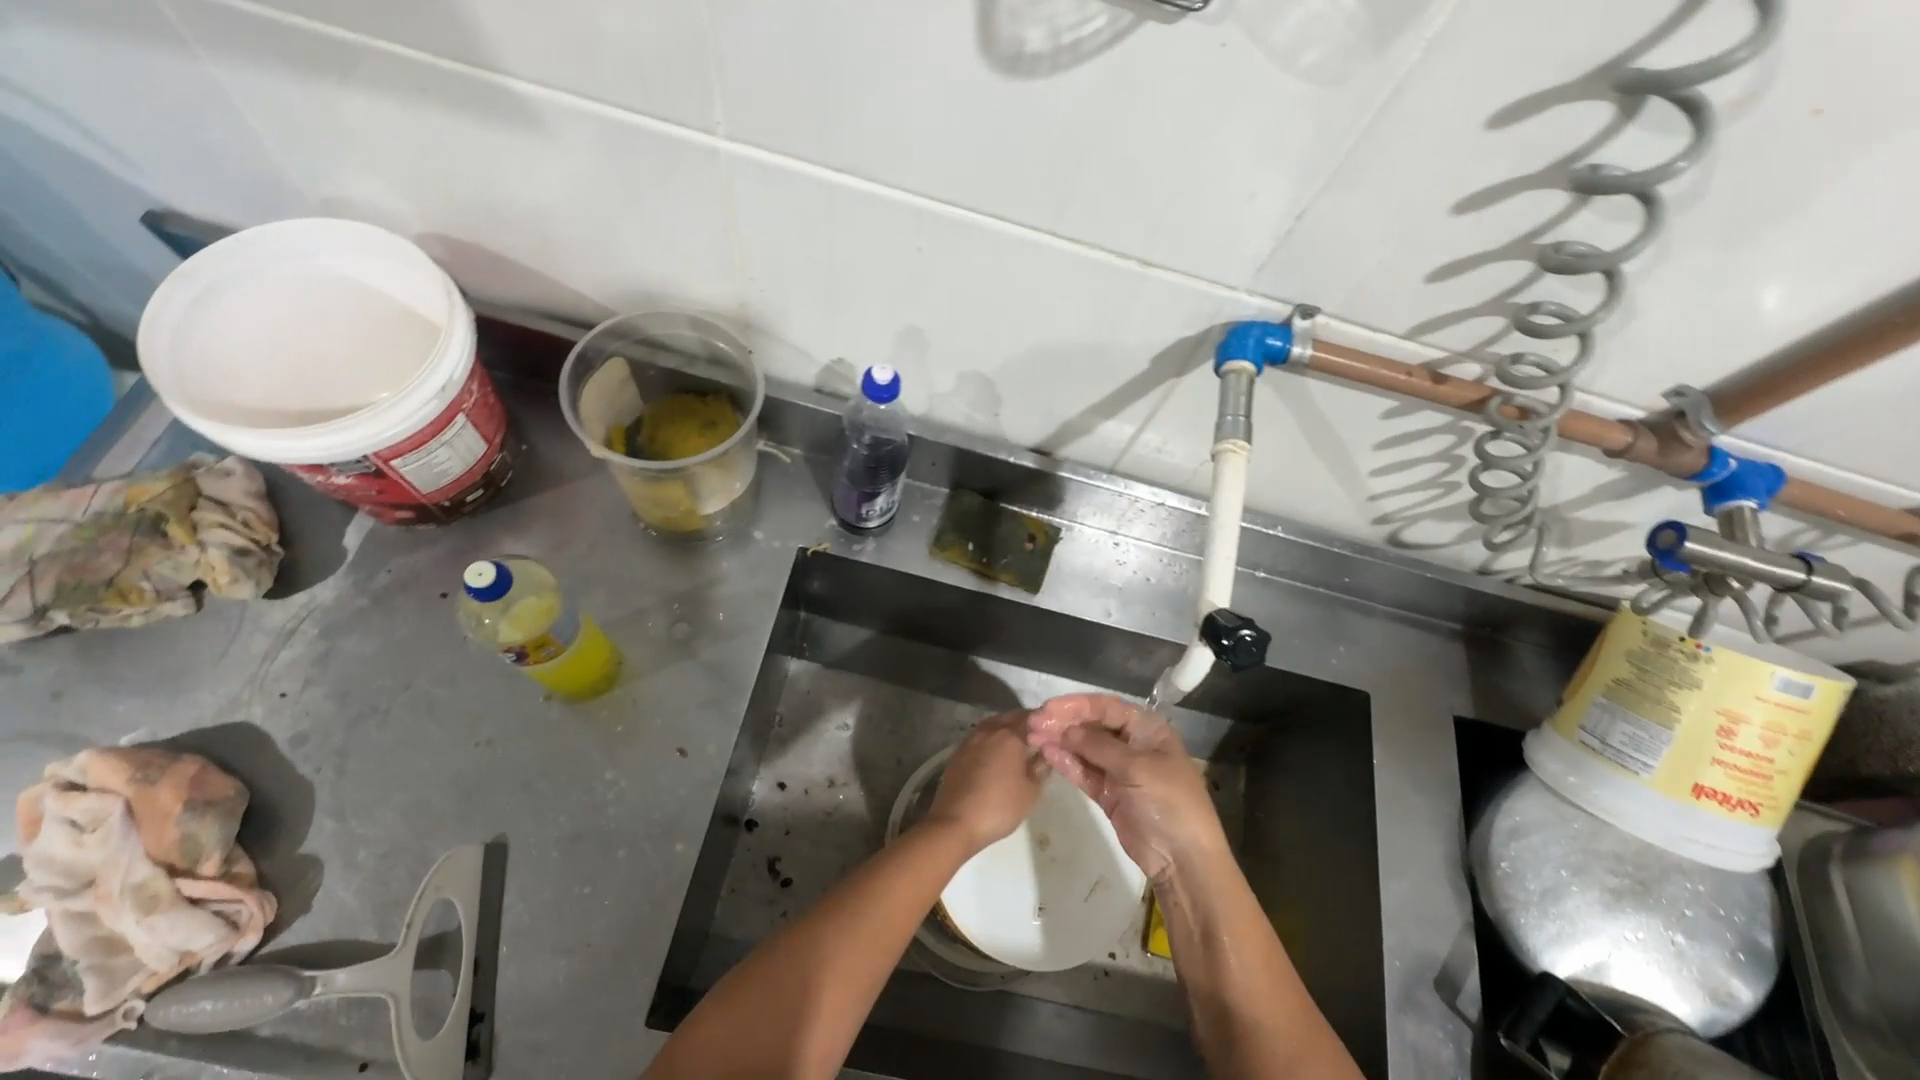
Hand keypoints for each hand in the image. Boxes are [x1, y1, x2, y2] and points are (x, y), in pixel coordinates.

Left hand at [922, 711, 1049, 854]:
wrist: (955, 822)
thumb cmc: (999, 807)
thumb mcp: (1030, 791)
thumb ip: (1041, 767)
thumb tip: (1045, 752)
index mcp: (1010, 736)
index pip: (1031, 718)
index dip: (1043, 722)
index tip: (1052, 730)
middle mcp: (989, 731)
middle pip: (1010, 717)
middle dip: (1024, 722)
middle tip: (1036, 736)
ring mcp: (970, 740)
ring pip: (992, 725)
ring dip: (1005, 729)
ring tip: (1017, 744)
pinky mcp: (957, 752)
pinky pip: (979, 737)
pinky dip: (990, 739)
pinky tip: (995, 754)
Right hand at [1025, 693, 1228, 883]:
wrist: (1182, 858)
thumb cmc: (1169, 803)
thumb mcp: (1138, 768)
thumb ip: (1100, 746)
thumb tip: (1067, 730)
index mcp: (1149, 730)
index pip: (1108, 708)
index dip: (1077, 706)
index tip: (1048, 708)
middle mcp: (1133, 745)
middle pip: (1093, 726)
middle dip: (1064, 723)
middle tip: (1033, 724)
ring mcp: (1119, 770)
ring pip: (1085, 749)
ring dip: (1060, 741)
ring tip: (1032, 738)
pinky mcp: (1108, 793)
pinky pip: (1084, 772)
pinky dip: (1066, 763)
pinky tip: (1047, 754)